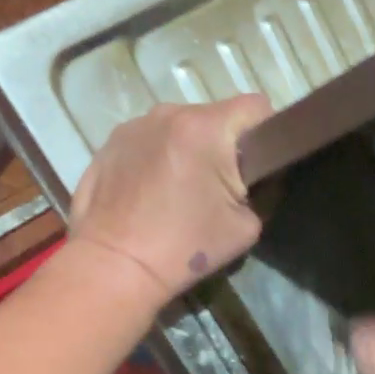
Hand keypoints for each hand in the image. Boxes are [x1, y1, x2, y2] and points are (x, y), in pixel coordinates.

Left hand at [69, 96, 273, 299]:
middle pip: (212, 117)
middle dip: (220, 146)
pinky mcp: (109, 143)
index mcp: (206, 128)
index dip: (265, 133)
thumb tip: (253, 179)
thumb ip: (260, 192)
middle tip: (214, 189)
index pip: (255, 106)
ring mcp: (134, 126)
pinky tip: (148, 195)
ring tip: (176, 193)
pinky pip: (147, 142)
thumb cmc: (184, 248)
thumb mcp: (245, 227)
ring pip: (178, 128)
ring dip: (186, 151)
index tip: (257, 165)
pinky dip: (155, 160)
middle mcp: (168, 113)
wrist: (115, 267)